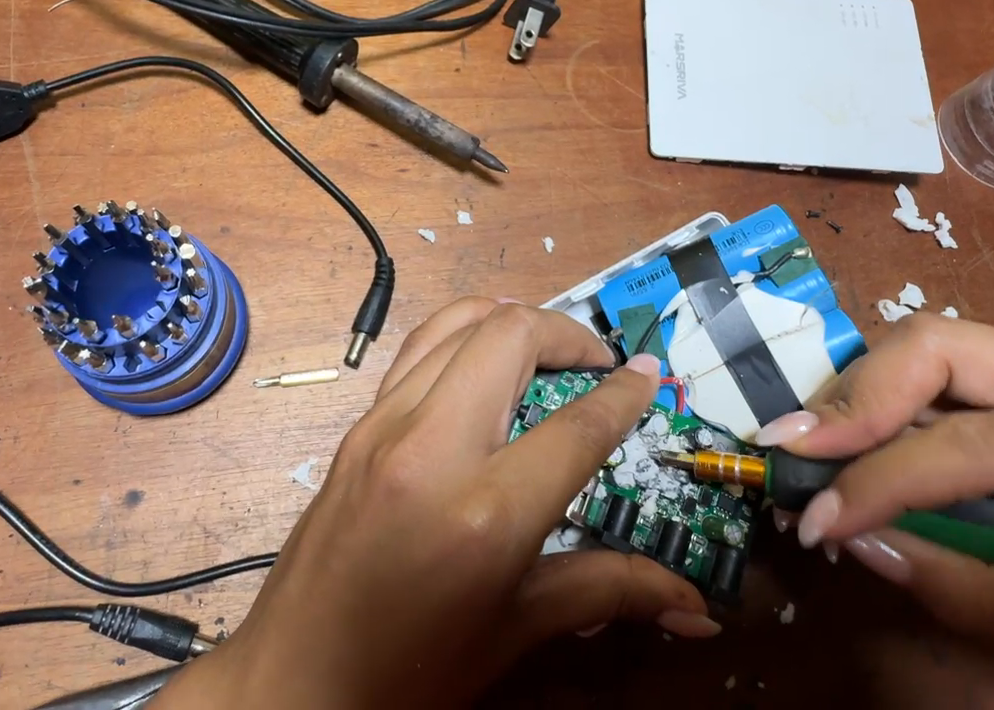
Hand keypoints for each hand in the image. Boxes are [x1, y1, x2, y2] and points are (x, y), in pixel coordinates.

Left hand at [157, 299, 717, 709]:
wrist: (295, 679)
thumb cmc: (413, 668)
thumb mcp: (515, 629)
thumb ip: (609, 592)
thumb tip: (698, 609)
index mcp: (484, 511)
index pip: (574, 427)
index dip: (622, 395)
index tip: (646, 376)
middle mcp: (431, 447)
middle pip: (508, 336)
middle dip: (564, 332)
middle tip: (595, 362)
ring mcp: (384, 426)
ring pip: (454, 324)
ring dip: (508, 320)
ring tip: (544, 345)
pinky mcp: (357, 426)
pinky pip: (416, 350)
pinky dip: (460, 333)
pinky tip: (480, 358)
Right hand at [759, 313, 993, 709]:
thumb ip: (968, 587)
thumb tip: (851, 536)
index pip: (987, 441)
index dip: (889, 474)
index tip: (821, 517)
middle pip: (942, 348)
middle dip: (856, 397)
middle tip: (793, 449)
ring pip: (924, 348)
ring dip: (854, 396)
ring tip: (809, 451)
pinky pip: (928, 374)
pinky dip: (873, 404)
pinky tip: (844, 443)